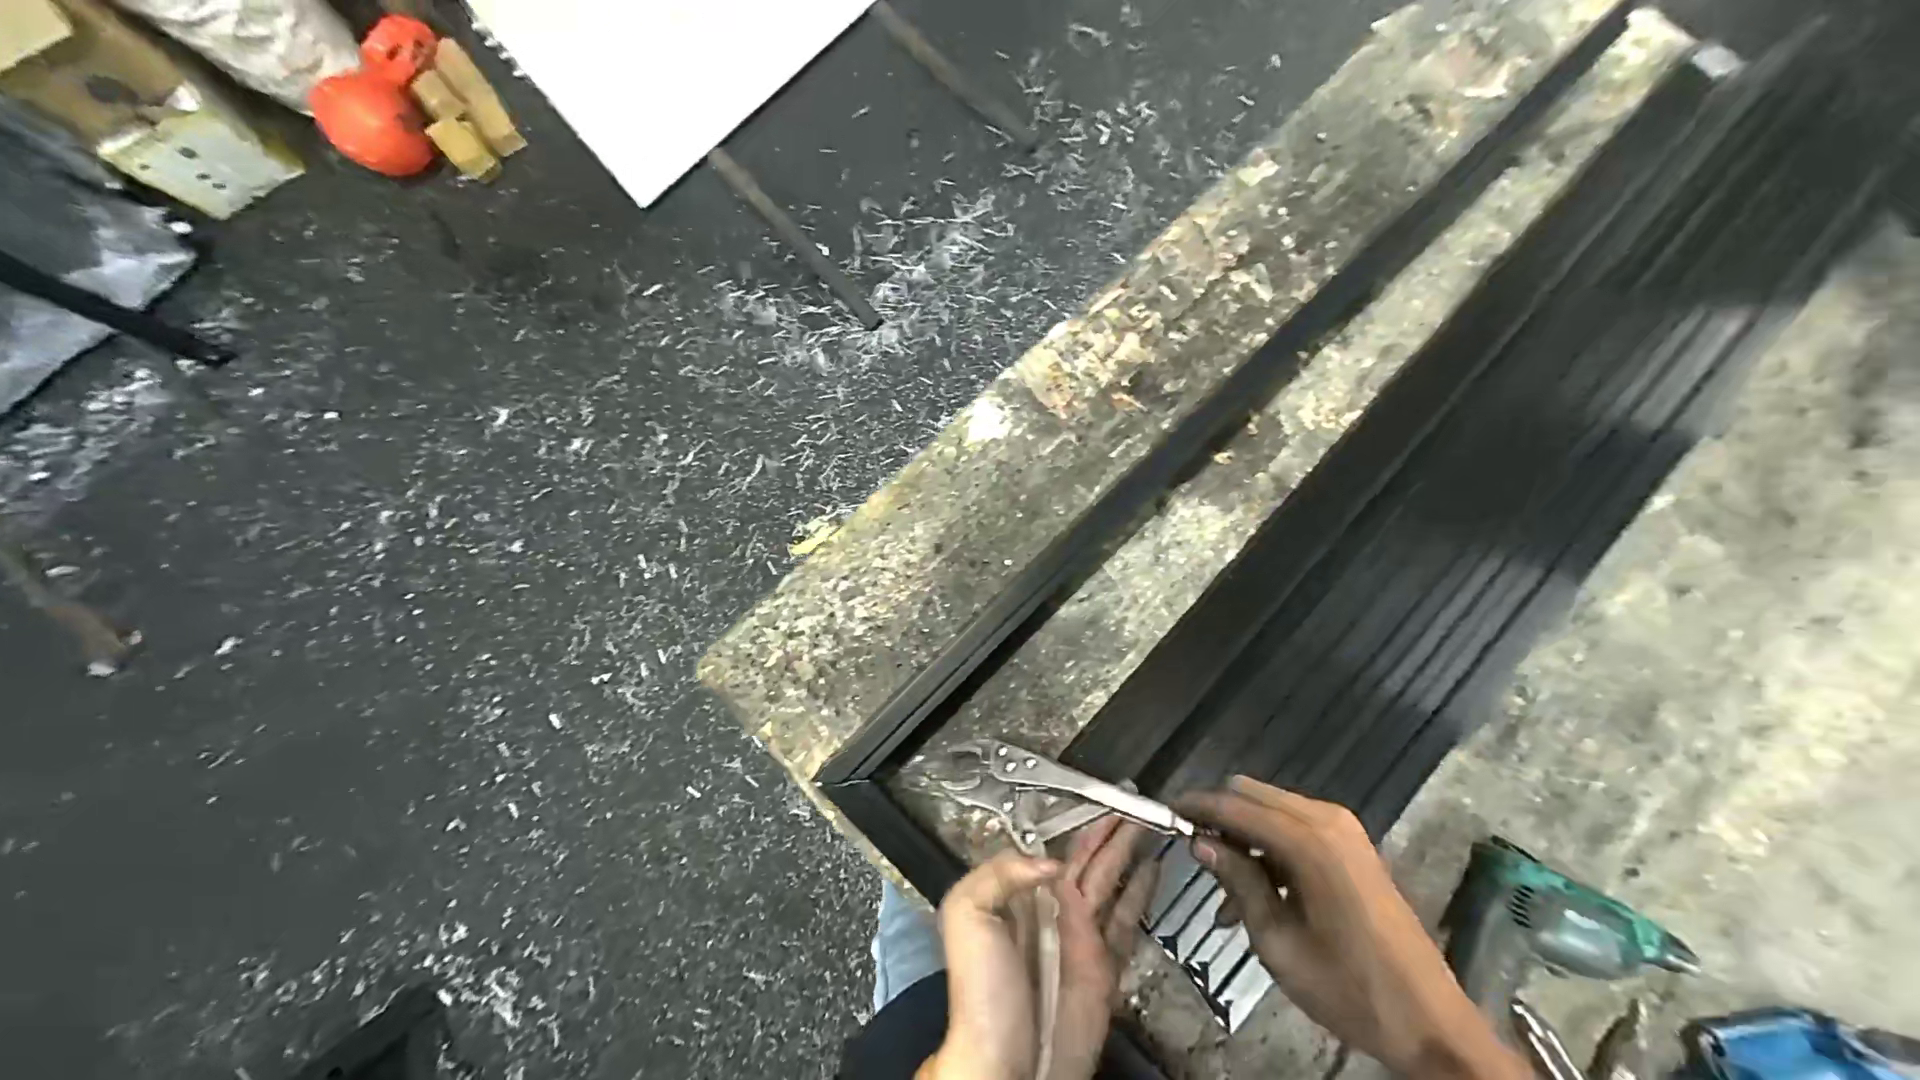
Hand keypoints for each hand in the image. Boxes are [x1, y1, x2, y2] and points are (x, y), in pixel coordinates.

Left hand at [921, 820, 1159, 1079]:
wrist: (1007, 1059)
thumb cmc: (981, 988)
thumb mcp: (966, 912)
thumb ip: (1001, 872)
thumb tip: (1051, 862)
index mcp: (1019, 891)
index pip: (1052, 846)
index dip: (1075, 824)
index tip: (1097, 801)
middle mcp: (1052, 907)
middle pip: (1088, 859)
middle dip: (1109, 832)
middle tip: (1132, 805)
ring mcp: (1081, 935)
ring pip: (1111, 881)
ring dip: (1128, 853)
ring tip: (1145, 827)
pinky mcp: (1105, 965)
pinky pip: (1126, 920)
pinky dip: (1141, 894)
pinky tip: (1150, 872)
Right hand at [1173, 777, 1528, 1079]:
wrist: (1432, 1023)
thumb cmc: (1350, 988)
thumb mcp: (1278, 941)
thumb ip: (1238, 882)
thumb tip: (1199, 842)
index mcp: (1308, 840)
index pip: (1233, 805)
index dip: (1195, 807)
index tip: (1165, 815)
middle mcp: (1326, 819)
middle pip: (1249, 794)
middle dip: (1218, 817)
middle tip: (1196, 854)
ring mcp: (1343, 829)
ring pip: (1269, 807)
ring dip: (1242, 834)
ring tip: (1225, 890)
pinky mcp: (1352, 845)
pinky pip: (1294, 825)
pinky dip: (1267, 845)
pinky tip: (1258, 891)